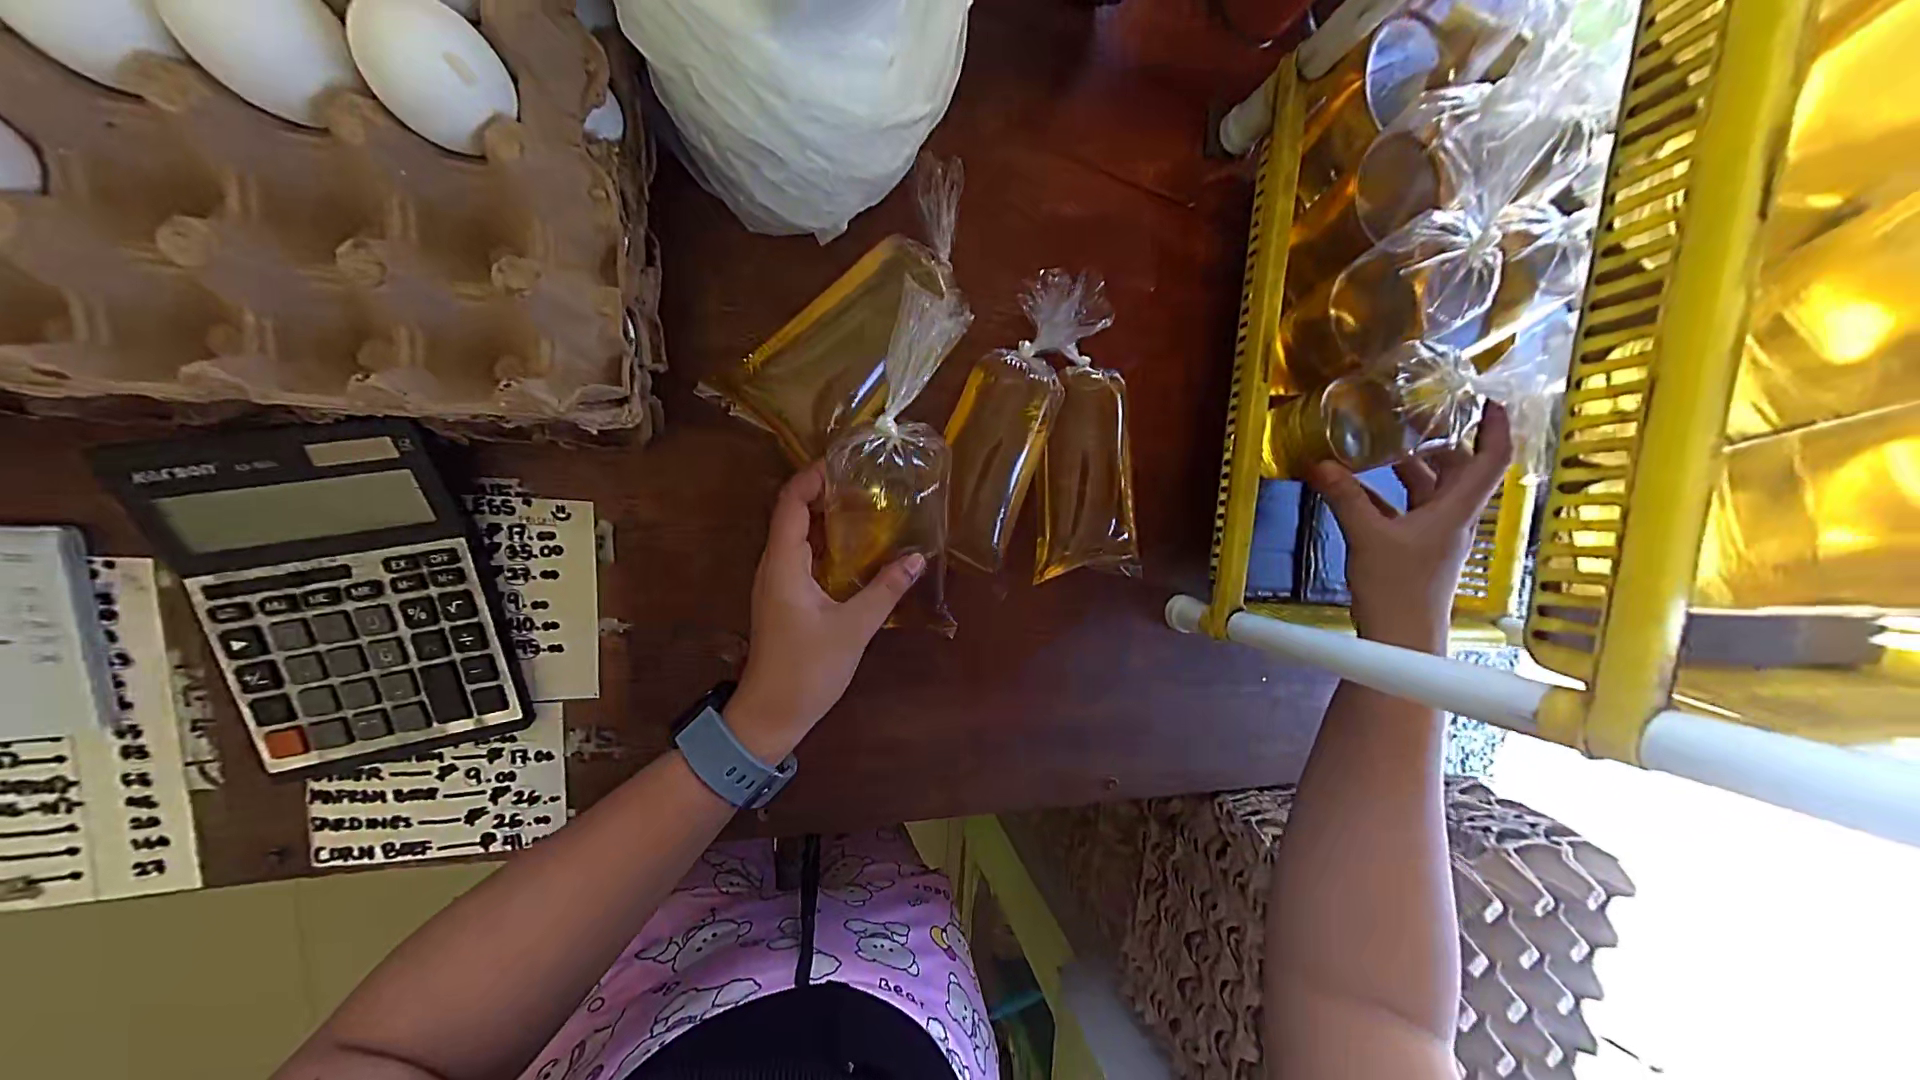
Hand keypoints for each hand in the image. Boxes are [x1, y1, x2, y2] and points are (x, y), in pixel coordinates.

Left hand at [725, 463, 925, 761]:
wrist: (771, 714)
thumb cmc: (808, 669)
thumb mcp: (854, 628)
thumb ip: (885, 590)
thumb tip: (917, 558)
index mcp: (783, 564)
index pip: (791, 503)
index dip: (813, 477)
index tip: (846, 463)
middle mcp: (774, 565)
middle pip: (793, 513)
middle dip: (825, 492)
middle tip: (866, 482)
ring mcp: (776, 582)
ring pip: (798, 535)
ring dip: (827, 518)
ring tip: (866, 507)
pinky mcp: (784, 598)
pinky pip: (803, 557)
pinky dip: (827, 543)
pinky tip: (856, 549)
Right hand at [1306, 404, 1512, 653]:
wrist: (1401, 637)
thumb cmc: (1397, 588)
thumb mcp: (1367, 536)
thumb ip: (1344, 498)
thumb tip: (1320, 465)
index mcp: (1455, 510)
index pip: (1490, 460)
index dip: (1495, 428)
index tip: (1487, 402)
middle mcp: (1452, 519)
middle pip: (1458, 471)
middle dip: (1439, 444)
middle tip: (1414, 421)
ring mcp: (1434, 535)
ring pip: (1429, 491)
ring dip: (1409, 469)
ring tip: (1383, 447)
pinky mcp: (1414, 549)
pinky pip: (1405, 511)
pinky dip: (1386, 496)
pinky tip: (1358, 489)